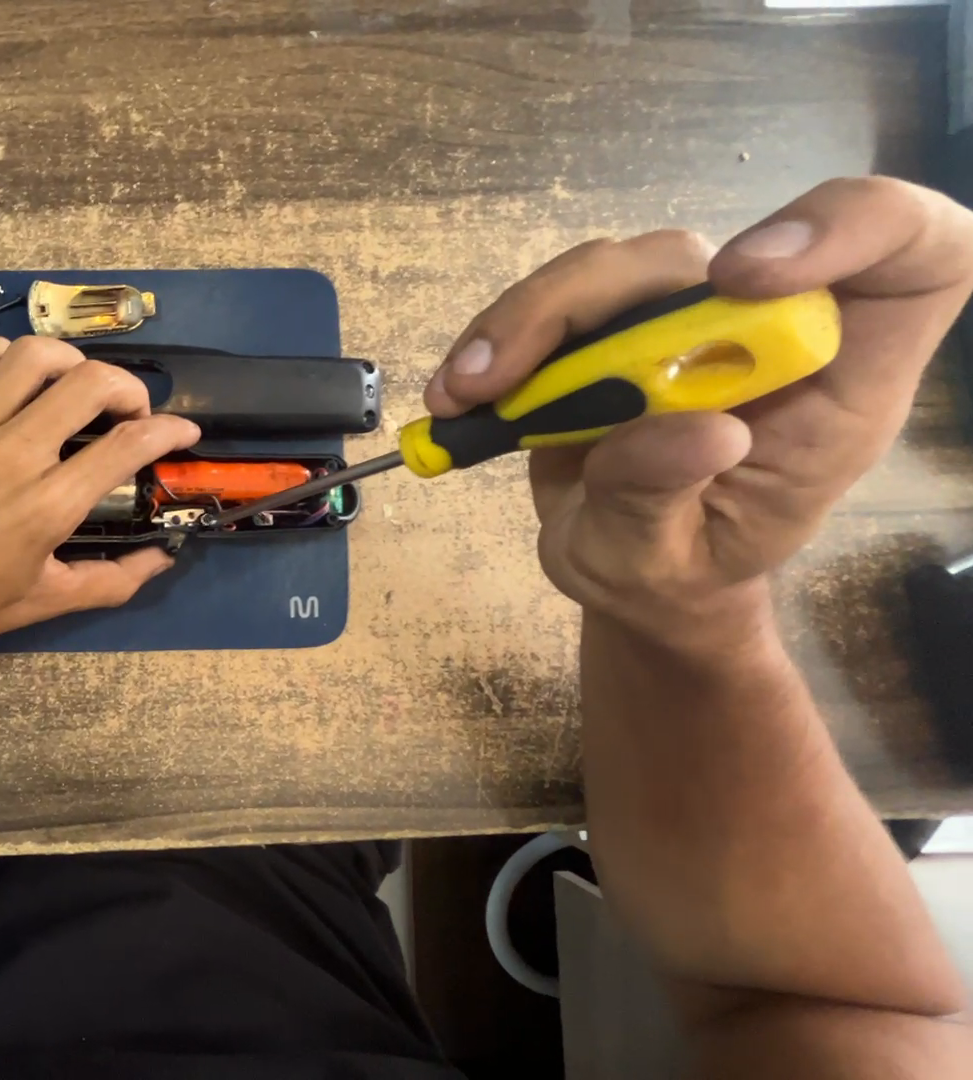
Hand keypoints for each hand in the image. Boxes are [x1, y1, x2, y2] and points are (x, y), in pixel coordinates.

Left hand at [0, 335, 199, 661]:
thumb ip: (112, 580)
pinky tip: (13, 375)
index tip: (181, 431)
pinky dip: (0, 355)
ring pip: (30, 357)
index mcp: (47, 505)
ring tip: (77, 385)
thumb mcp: (44, 602)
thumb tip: (159, 561)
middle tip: (130, 413)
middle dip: (128, 389)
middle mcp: (12, 453)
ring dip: (70, 361)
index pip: (127, 445)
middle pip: (88, 384)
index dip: (168, 430)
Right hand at [425, 177, 972, 641]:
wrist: (620, 571)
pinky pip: (542, 310)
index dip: (853, 230)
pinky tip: (451, 400)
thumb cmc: (670, 574)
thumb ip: (666, 500)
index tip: (740, 275)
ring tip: (454, 399)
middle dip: (576, 303)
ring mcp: (669, 331)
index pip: (914, 260)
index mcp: (830, 386)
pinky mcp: (598, 339)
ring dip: (512, 326)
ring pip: (601, 273)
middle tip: (489, 380)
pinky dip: (486, 347)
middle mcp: (752, 336)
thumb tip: (696, 432)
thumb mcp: (663, 561)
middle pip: (687, 260)